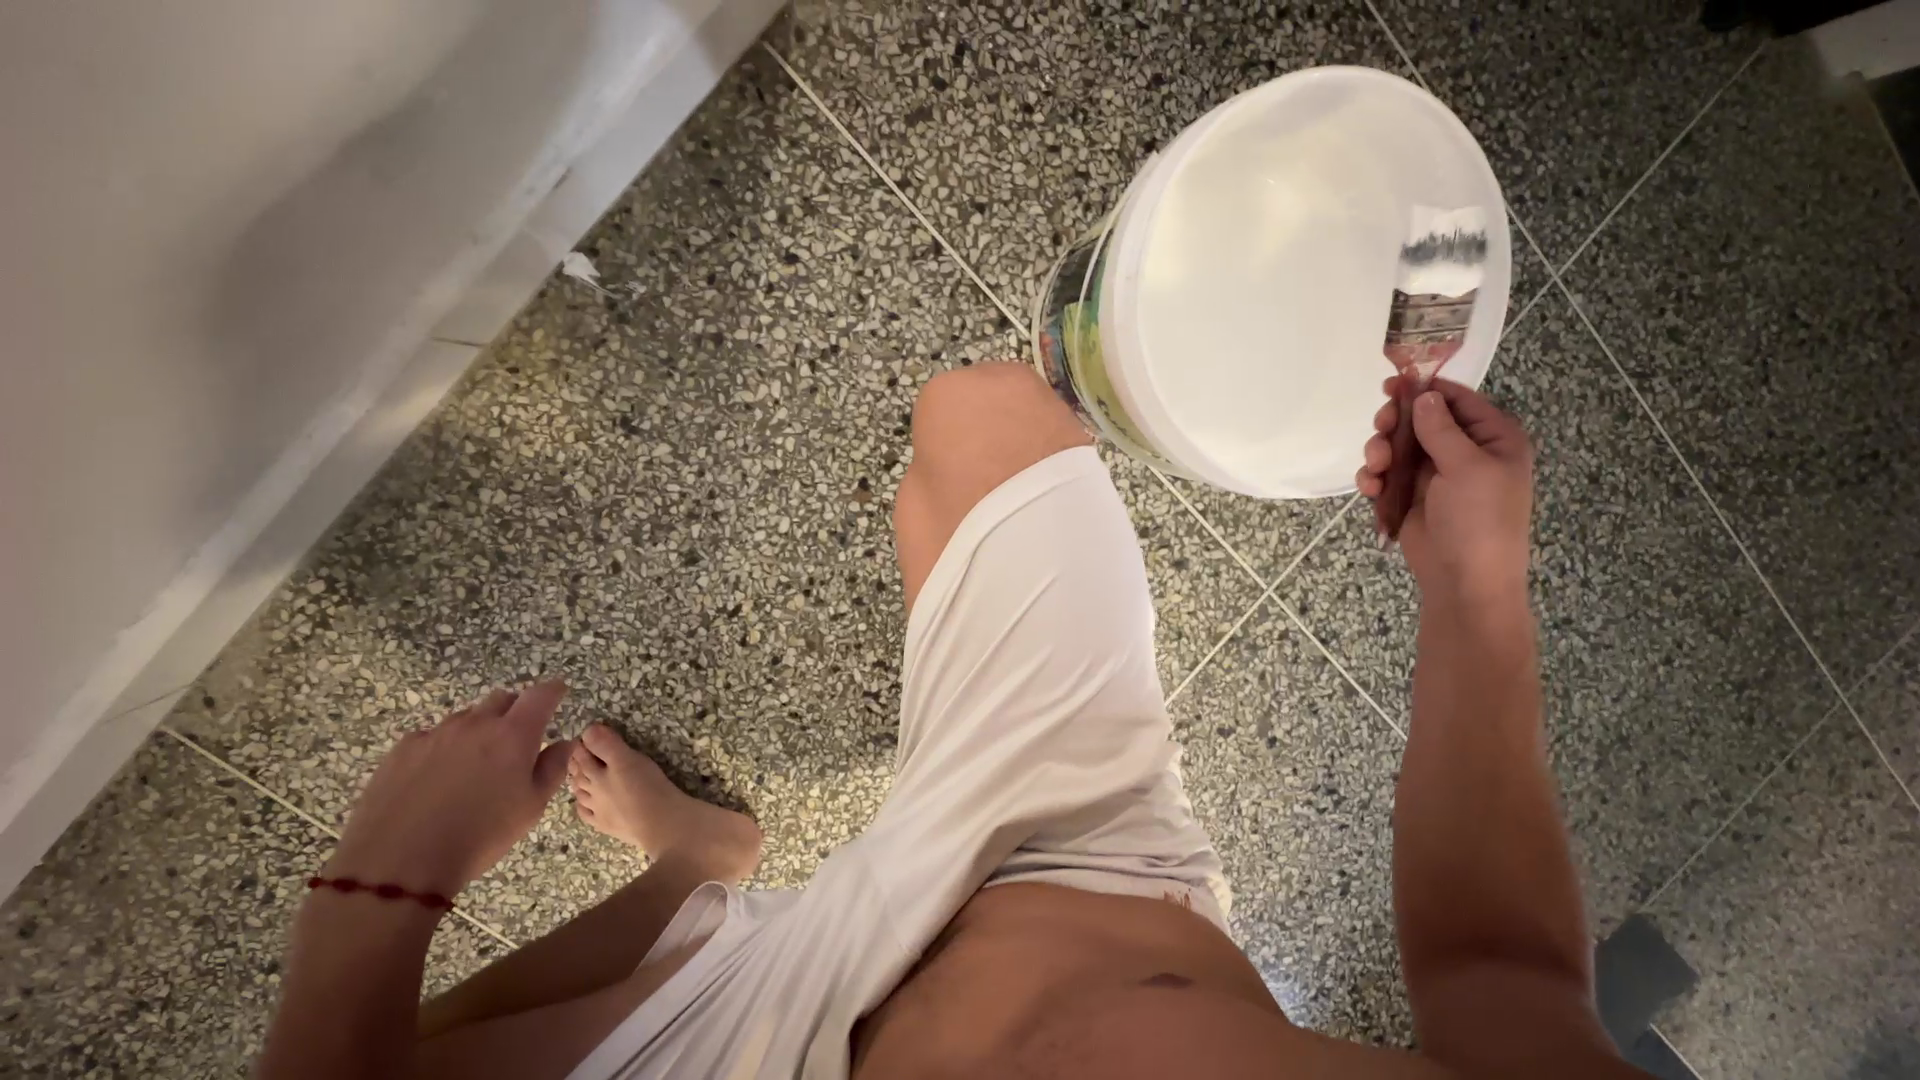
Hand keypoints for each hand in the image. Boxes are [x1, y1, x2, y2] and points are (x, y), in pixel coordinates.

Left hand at [324, 681, 572, 897]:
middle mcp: (475, 724)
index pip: (540, 696)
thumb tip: (563, 743)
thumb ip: (552, 769)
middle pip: (501, 699)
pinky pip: (431, 736)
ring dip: (478, 730)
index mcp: (513, 735)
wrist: (399, 862)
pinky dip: (443, 747)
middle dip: (514, 710)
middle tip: (516, 737)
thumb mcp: (531, 808)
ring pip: (466, 718)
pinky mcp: (401, 750)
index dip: (553, 690)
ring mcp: (435, 734)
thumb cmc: (480, 835)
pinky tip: (436, 778)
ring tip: (473, 764)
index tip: (558, 691)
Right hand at [1357, 376, 1533, 604]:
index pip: (1456, 399)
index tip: (1391, 384)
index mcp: (1491, 438)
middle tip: (1380, 429)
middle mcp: (1463, 451)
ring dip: (1380, 452)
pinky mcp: (1409, 496)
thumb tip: (1423, 394)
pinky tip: (1371, 489)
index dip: (1425, 388)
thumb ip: (1440, 428)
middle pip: (1419, 419)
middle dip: (1394, 424)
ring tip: (1376, 469)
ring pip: (1396, 446)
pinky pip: (1384, 475)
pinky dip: (1373, 478)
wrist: (1464, 579)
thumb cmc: (1479, 519)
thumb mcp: (1467, 468)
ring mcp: (1434, 475)